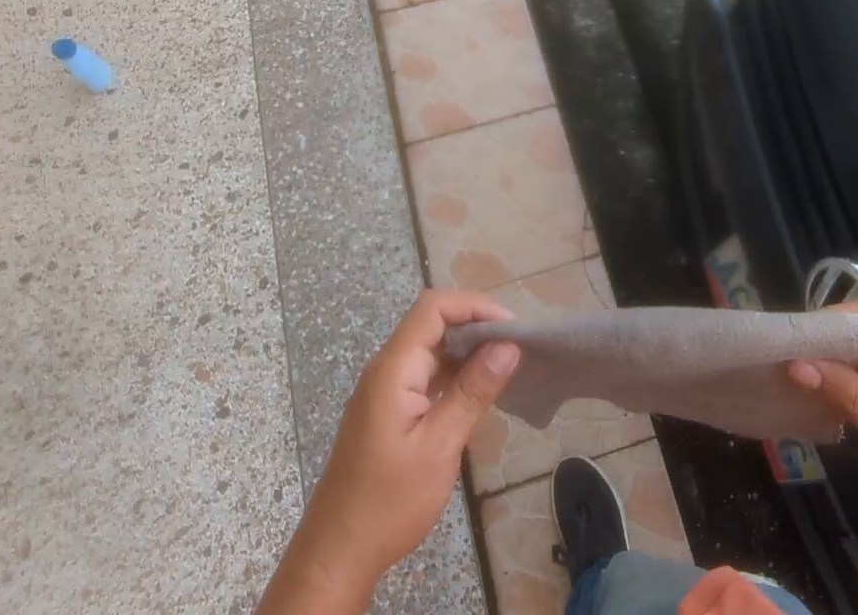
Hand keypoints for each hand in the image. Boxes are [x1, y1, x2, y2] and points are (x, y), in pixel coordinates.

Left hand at [258, 289, 519, 613]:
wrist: (339, 552)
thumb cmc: (389, 501)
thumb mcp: (439, 446)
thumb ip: (473, 391)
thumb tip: (509, 345)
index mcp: (393, 370)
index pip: (433, 308)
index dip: (475, 305)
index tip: (514, 328)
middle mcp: (386, 370)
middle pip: (432, 324)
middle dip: (477, 324)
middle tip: (519, 347)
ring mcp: (386, 391)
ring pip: (430, 349)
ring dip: (469, 349)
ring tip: (509, 364)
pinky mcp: (390, 411)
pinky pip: (425, 375)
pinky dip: (455, 373)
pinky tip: (480, 390)